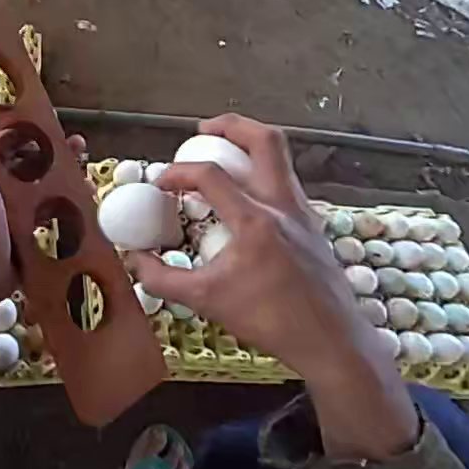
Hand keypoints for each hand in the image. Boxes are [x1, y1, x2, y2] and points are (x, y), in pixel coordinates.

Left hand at [0, 103, 86, 369]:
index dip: (6, 116)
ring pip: (34, 177)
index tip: (32, 105)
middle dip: (44, 143)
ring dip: (57, 168)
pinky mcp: (22, 225)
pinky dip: (61, 196)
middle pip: (18, 153)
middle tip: (74, 140)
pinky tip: (83, 194)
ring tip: (84, 164)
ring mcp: (6, 204)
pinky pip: (43, 203)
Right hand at [129, 115, 416, 459]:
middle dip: (230, 125)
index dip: (177, 172)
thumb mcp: (205, 301)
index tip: (159, 183)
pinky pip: (284, 181)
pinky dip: (259, 173)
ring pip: (280, 157)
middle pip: (264, 140)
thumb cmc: (271, 321)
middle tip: (202, 130)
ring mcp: (303, 212)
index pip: (209, 175)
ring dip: (247, 146)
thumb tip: (135, 258)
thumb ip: (162, 278)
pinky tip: (242, 196)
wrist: (333, 343)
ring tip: (220, 155)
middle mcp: (283, 205)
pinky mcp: (312, 224)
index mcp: (255, 221)